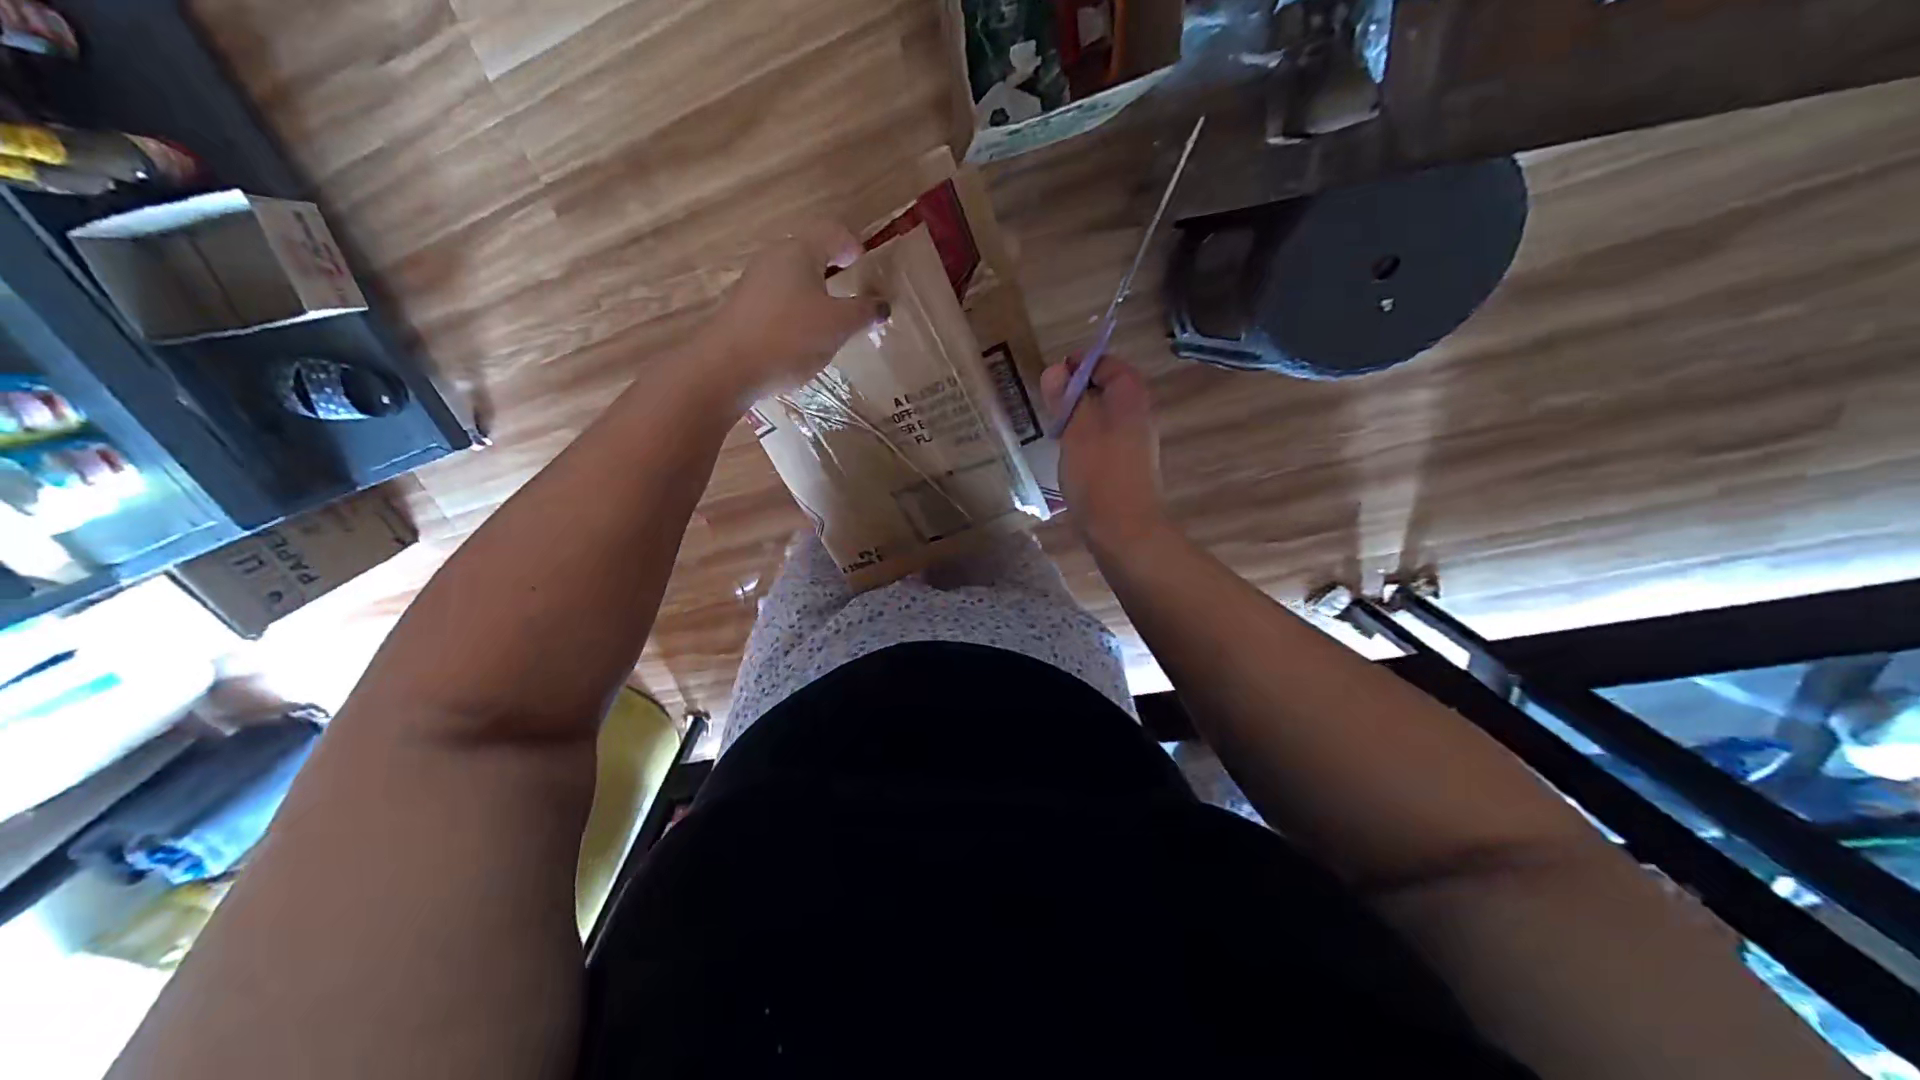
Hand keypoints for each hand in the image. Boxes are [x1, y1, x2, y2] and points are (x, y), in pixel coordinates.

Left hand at [695, 220, 888, 406]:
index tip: (868, 269)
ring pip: (795, 281)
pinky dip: (798, 314)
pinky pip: (780, 303)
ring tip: (833, 324)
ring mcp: (754, 283)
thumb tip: (882, 304)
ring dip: (817, 297)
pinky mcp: (744, 309)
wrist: (727, 368)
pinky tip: (803, 341)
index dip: (855, 247)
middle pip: (812, 256)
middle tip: (856, 298)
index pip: (834, 233)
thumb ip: (864, 312)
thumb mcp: (838, 325)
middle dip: (836, 274)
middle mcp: (774, 258)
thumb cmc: (789, 337)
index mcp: (800, 251)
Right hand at [1041, 354, 1170, 553]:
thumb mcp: (1076, 429)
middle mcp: (1139, 416)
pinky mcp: (1127, 467)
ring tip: (1054, 428)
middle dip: (1078, 391)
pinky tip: (1068, 455)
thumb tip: (1057, 370)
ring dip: (1080, 416)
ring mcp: (1136, 444)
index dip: (1083, 364)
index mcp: (1131, 398)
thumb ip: (1067, 397)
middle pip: (1109, 390)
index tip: (1055, 375)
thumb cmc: (1099, 474)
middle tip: (1050, 403)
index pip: (1110, 364)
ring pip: (1105, 417)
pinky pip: (1105, 440)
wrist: (1124, 530)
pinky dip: (1086, 438)